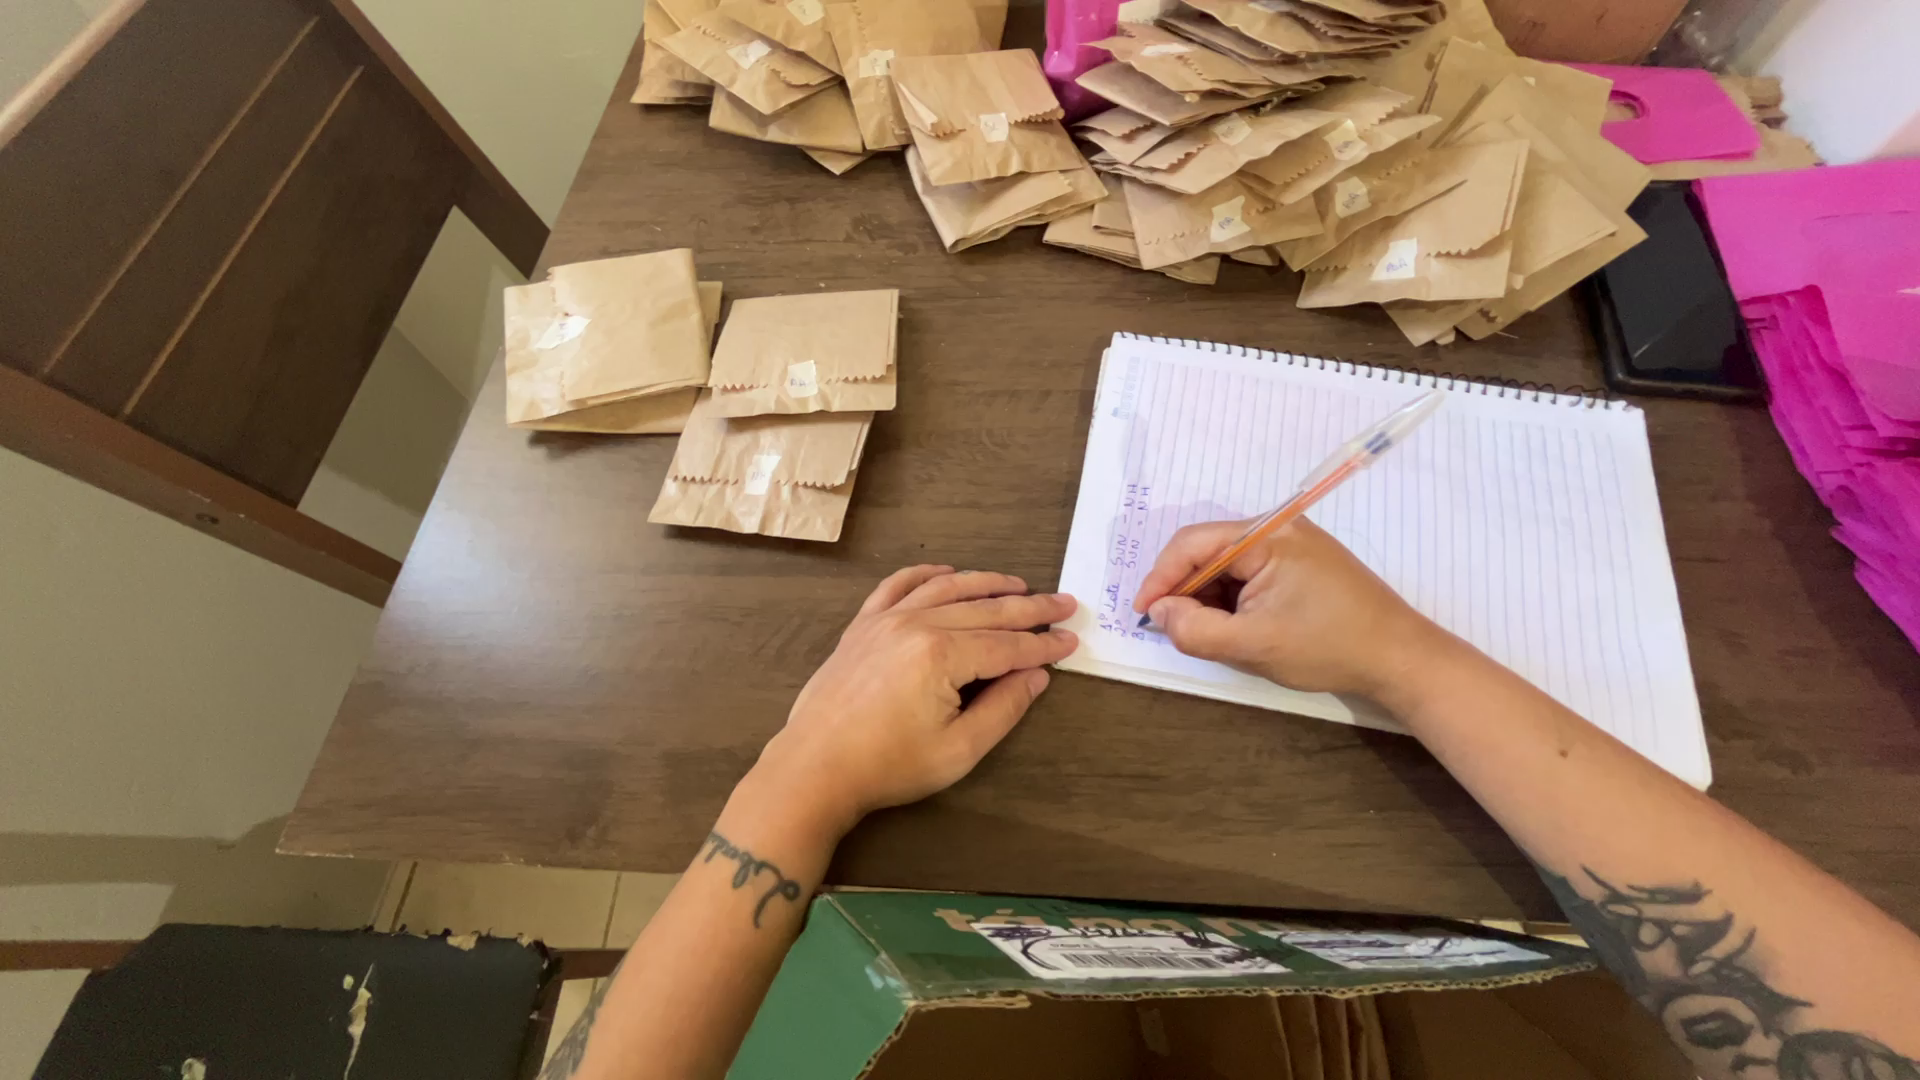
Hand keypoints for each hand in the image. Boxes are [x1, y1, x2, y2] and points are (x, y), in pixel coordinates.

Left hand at [747, 566, 1076, 837]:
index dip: (1043, 644)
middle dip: (1030, 607)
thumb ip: (1004, 708)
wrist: (814, 768)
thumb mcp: (959, 749)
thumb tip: (1037, 675)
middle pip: (985, 609)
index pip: (1008, 644)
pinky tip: (946, 571)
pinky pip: (898, 585)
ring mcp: (885, 619)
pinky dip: (926, 573)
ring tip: (1018, 584)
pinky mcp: (862, 624)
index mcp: (942, 654)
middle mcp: (916, 623)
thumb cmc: (889, 766)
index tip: (1072, 639)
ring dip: (986, 583)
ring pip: (946, 588)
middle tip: (1063, 603)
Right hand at [1132, 518, 1445, 701]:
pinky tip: (1230, 627)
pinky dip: (1229, 600)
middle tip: (1170, 626)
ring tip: (1203, 632)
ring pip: (1225, 566)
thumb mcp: (1252, 644)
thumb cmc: (1328, 646)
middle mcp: (1276, 529)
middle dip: (1183, 590)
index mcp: (1266, 535)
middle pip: (1207, 552)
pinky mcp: (1298, 565)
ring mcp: (1290, 546)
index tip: (1143, 612)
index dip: (1160, 577)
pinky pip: (1247, 575)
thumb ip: (1195, 629)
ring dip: (1206, 598)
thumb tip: (1158, 612)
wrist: (1402, 659)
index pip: (1192, 544)